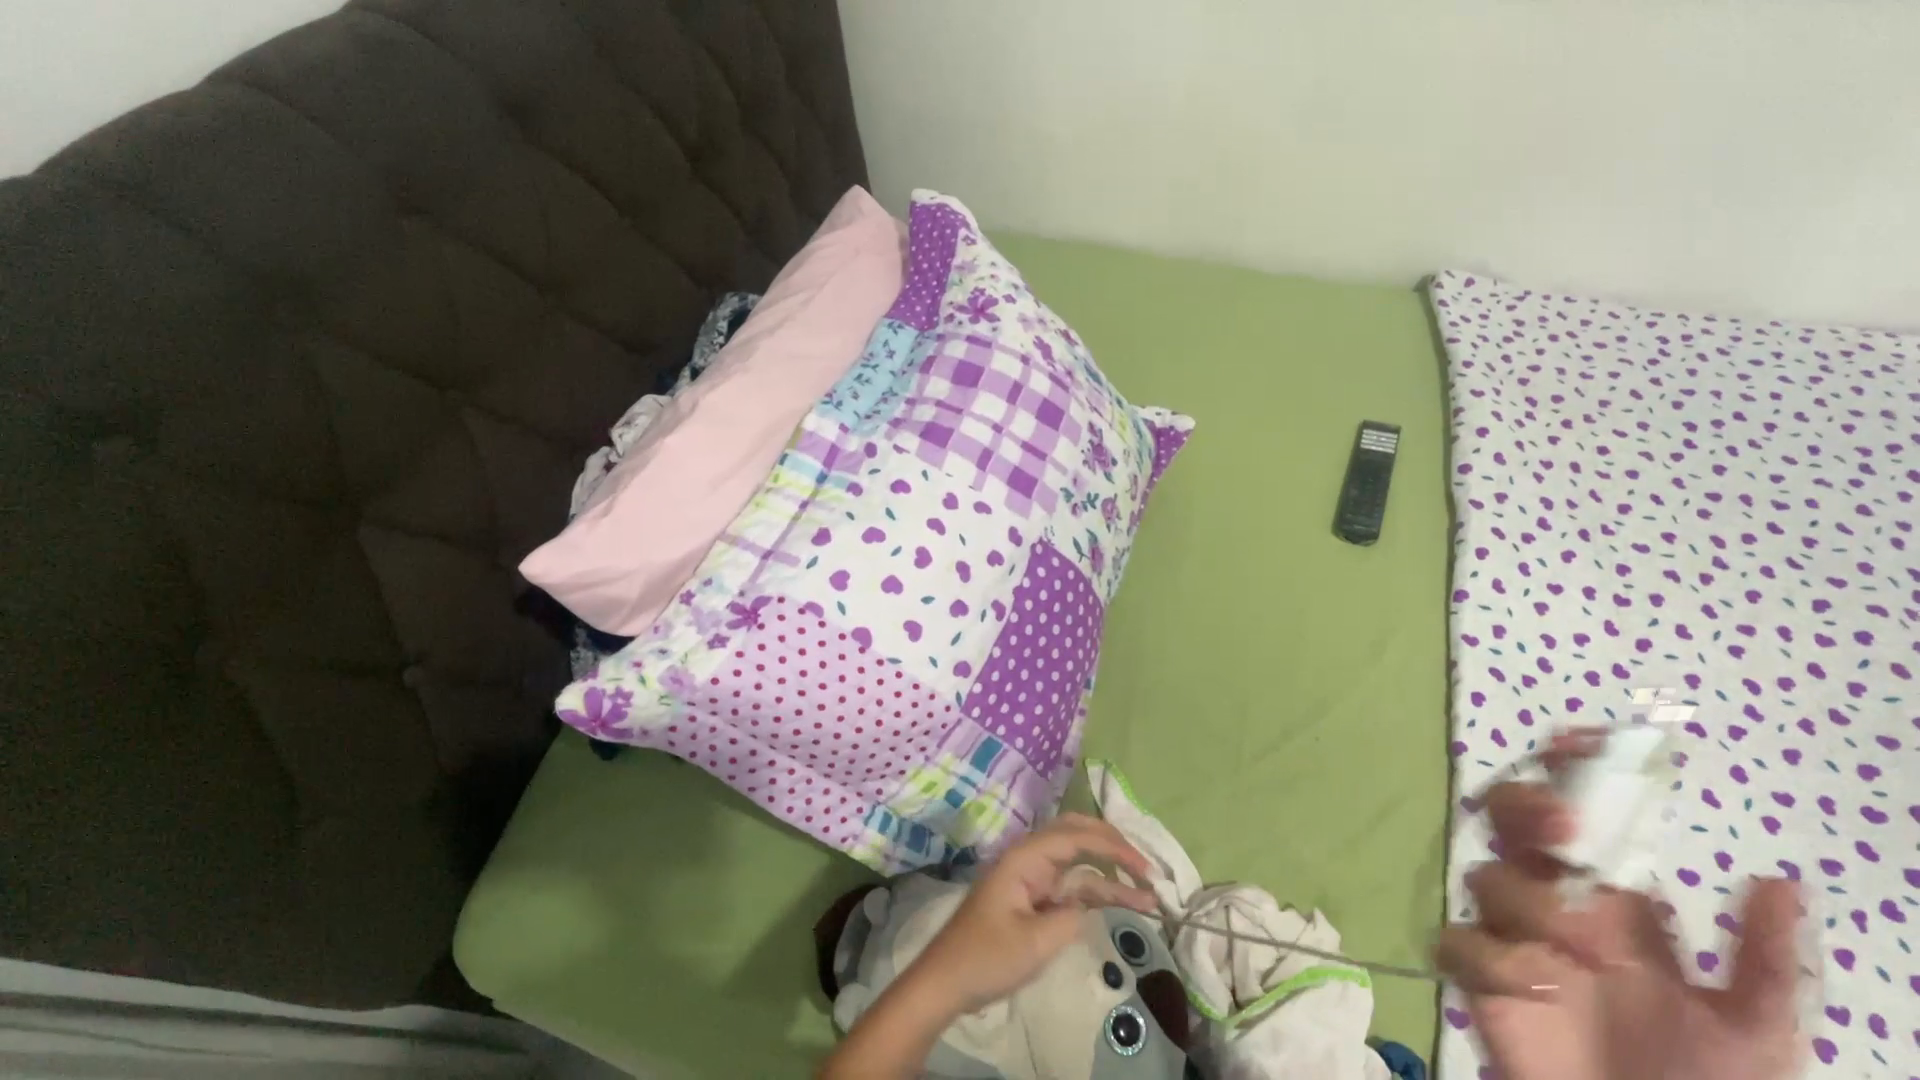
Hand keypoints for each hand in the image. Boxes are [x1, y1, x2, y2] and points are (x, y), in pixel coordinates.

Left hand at [910, 812, 1157, 1013]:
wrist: (947, 982)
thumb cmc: (986, 958)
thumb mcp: (1035, 942)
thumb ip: (1071, 917)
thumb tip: (1088, 904)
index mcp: (1024, 857)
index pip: (1076, 837)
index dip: (1114, 847)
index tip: (1145, 869)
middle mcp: (1029, 858)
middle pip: (1077, 835)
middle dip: (1114, 845)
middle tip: (1146, 865)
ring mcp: (1032, 877)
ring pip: (1078, 861)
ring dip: (1111, 872)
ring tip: (1149, 892)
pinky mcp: (1035, 898)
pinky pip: (1072, 884)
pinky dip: (1098, 891)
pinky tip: (1125, 902)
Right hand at [1436, 736, 1804, 1079]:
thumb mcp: (1758, 1031)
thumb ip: (1765, 961)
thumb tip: (1776, 879)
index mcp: (1615, 898)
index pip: (1579, 810)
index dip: (1572, 769)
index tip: (1585, 744)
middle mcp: (1555, 901)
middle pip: (1507, 818)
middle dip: (1526, 808)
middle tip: (1565, 833)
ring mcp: (1511, 935)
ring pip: (1485, 876)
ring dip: (1536, 906)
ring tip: (1589, 960)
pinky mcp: (1477, 977)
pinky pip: (1459, 940)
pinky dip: (1496, 957)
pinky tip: (1542, 988)